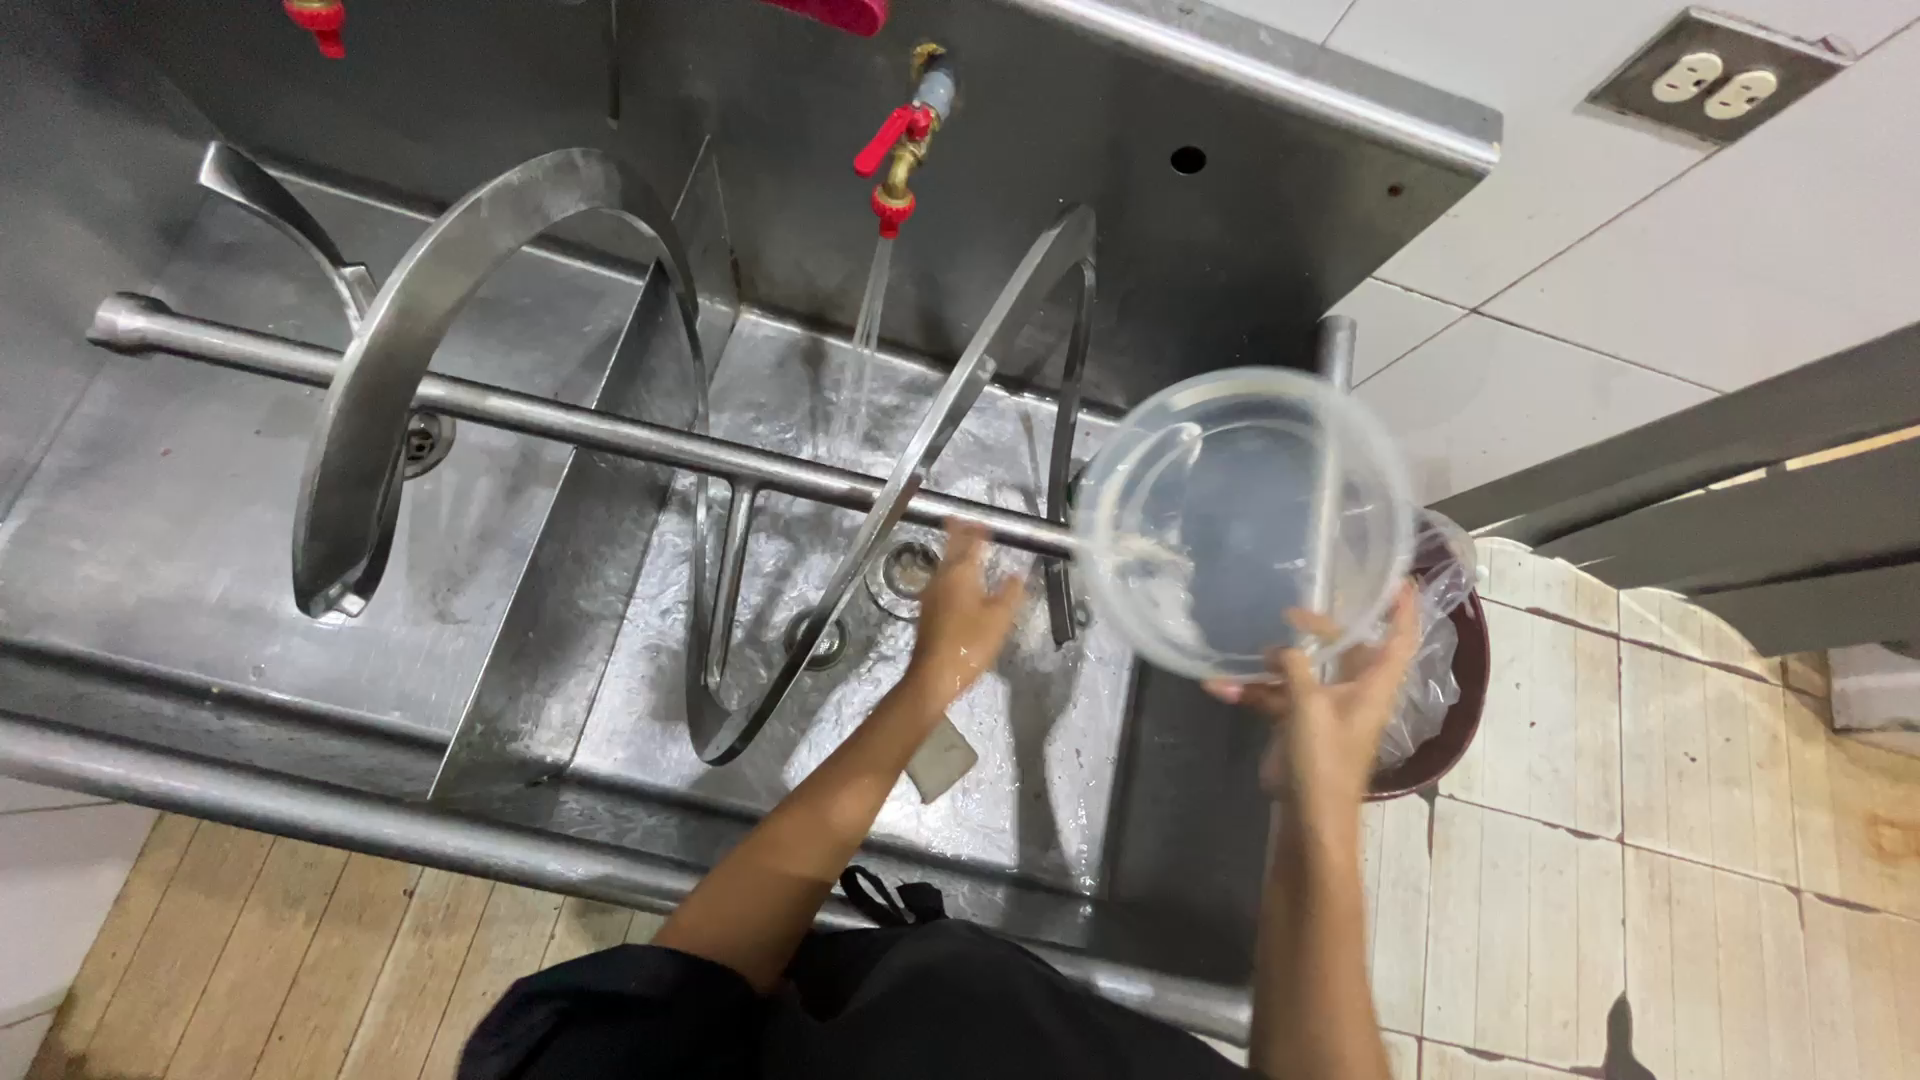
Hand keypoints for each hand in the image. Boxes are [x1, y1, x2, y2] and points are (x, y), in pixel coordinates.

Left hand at [903, 521, 1028, 707]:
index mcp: (961, 573)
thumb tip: (1017, 574)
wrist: (934, 674)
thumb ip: (1011, 592)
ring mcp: (931, 594)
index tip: (984, 521)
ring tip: (962, 546)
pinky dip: (950, 572)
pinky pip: (941, 581)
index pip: (971, 543)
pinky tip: (956, 581)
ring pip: (944, 565)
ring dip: (953, 552)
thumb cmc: (970, 643)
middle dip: (957, 533)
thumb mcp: (1000, 618)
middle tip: (961, 519)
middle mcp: (942, 577)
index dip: (978, 531)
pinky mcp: (927, 611)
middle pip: (950, 549)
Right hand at [1205, 583, 1419, 814]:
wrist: (1309, 815)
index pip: (1399, 640)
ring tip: (1249, 650)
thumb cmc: (1324, 758)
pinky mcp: (1297, 724)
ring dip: (1273, 664)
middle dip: (1321, 629)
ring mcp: (1324, 709)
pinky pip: (1275, 697)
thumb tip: (1278, 648)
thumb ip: (1295, 668)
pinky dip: (1251, 692)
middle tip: (1292, 612)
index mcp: (1373, 687)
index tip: (1398, 580)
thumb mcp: (1309, 706)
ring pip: (1302, 672)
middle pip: (1345, 650)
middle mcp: (1353, 692)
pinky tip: (1220, 686)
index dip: (1403, 610)